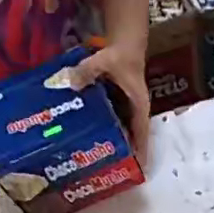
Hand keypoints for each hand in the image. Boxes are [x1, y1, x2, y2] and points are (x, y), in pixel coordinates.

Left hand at [69, 43, 151, 160]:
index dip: (141, 149)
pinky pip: (112, 121)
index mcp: (138, 105)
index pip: (142, 132)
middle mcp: (135, 111)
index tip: (140, 167)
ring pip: (123, 130)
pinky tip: (91, 137)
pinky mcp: (117, 104)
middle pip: (133, 137)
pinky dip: (105, 129)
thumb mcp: (105, 60)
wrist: (126, 43)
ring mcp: (126, 108)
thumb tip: (71, 82)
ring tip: (102, 160)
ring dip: (115, 143)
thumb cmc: (121, 54)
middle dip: (126, 153)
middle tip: (114, 170)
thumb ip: (88, 70)